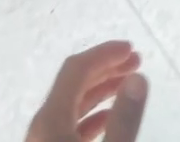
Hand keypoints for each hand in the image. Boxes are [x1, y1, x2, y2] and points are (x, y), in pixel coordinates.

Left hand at [24, 41, 147, 141]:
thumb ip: (123, 120)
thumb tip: (138, 77)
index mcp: (50, 117)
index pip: (77, 69)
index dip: (105, 53)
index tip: (131, 48)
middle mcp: (42, 123)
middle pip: (73, 82)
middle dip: (106, 66)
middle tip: (136, 60)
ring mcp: (42, 138)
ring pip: (72, 103)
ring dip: (101, 88)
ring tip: (128, 82)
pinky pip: (69, 123)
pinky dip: (91, 112)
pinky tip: (109, 115)